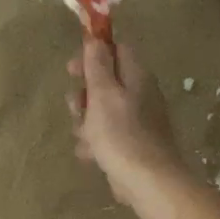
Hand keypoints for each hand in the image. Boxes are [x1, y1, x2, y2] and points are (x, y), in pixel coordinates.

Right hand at [67, 36, 185, 204]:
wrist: (147, 181)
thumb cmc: (121, 134)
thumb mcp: (103, 94)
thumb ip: (97, 65)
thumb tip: (95, 37)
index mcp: (136, 77)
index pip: (117, 50)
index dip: (93, 54)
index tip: (72, 69)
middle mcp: (140, 94)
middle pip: (105, 82)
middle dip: (84, 95)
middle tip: (76, 107)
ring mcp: (137, 121)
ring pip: (101, 111)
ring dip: (85, 122)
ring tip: (84, 137)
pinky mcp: (131, 144)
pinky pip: (106, 135)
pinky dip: (95, 142)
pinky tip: (91, 154)